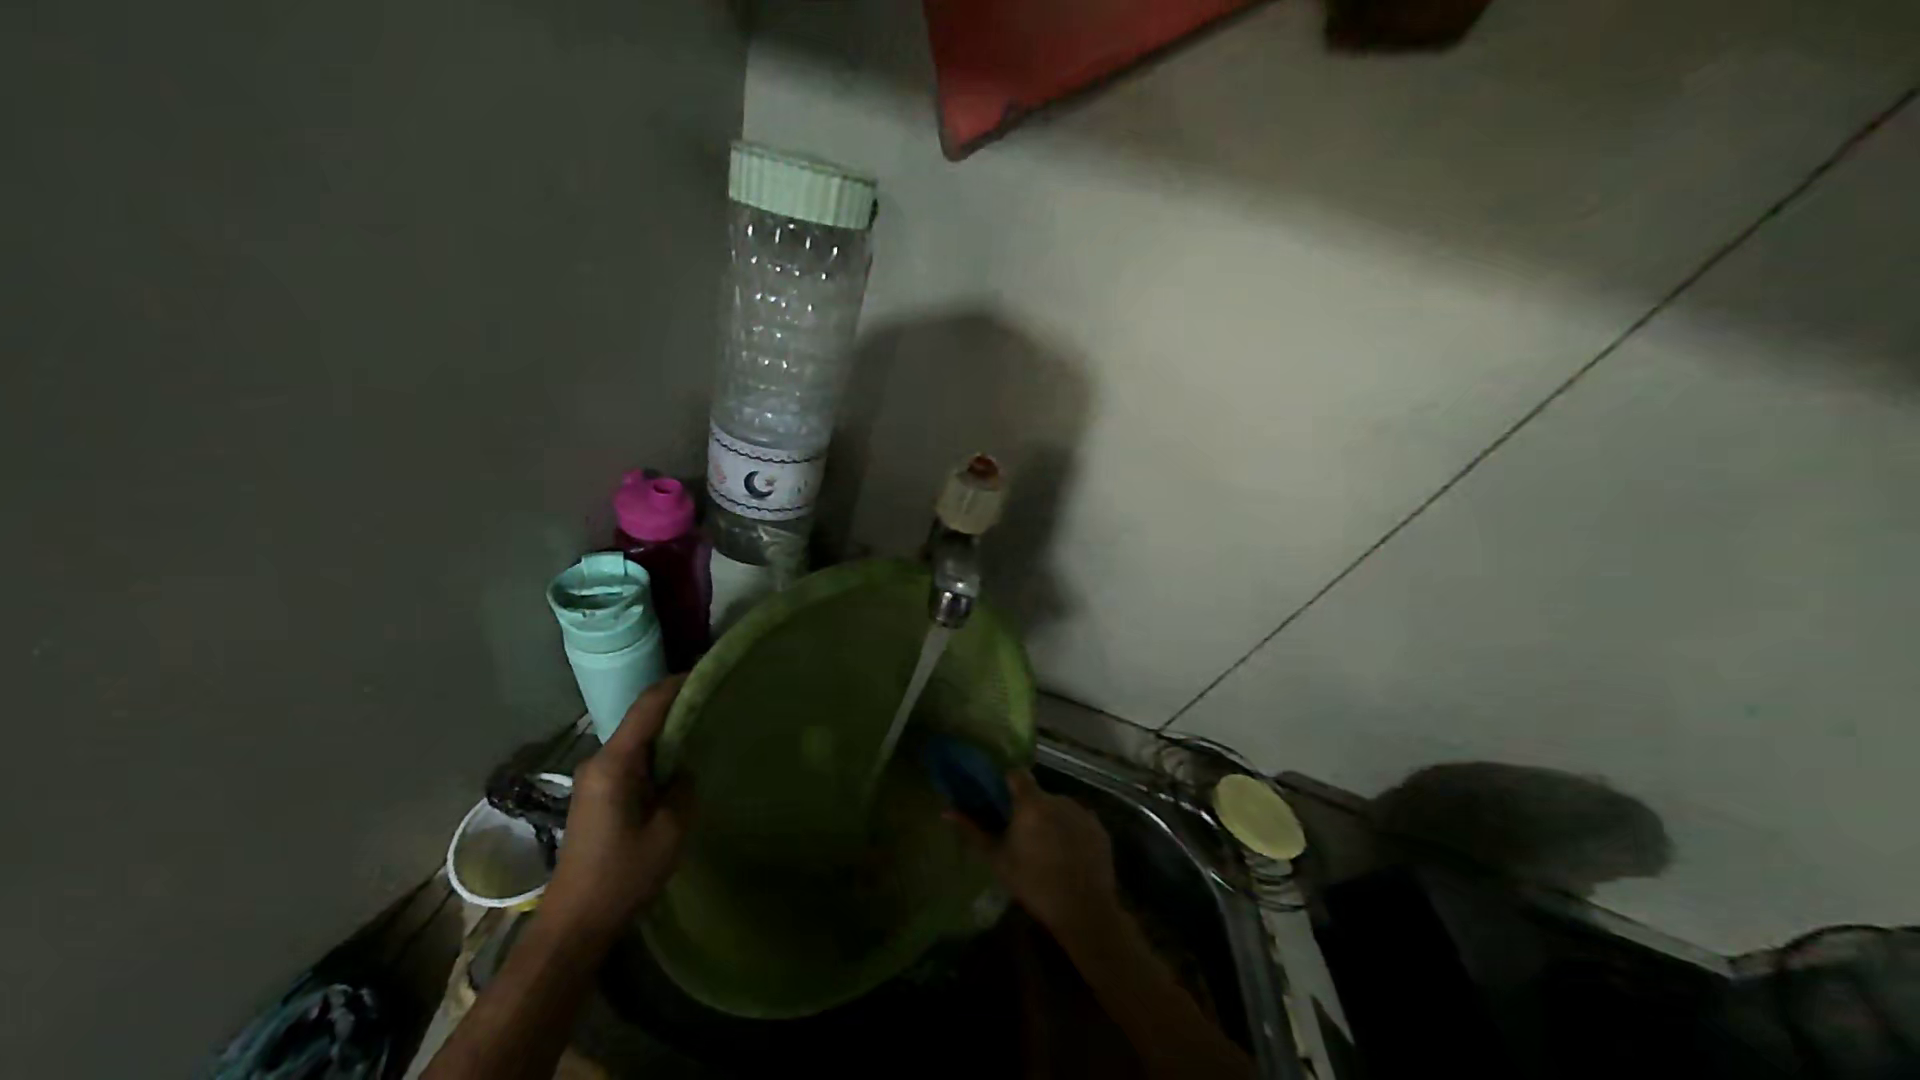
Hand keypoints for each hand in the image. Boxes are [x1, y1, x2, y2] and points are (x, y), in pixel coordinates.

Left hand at [541, 676, 694, 936]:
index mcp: (615, 764)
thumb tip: (685, 770)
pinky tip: (681, 764)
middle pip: (642, 719)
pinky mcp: (597, 795)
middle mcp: (599, 762)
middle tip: (716, 701)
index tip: (709, 672)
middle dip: (677, 705)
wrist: (574, 922)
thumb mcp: (670, 830)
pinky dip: (657, 754)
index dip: (678, 684)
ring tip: (706, 728)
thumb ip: (684, 788)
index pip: (648, 707)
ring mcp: (595, 779)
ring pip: (638, 740)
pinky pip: (632, 760)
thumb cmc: (623, 875)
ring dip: (668, 732)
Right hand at [949, 770, 1120, 937]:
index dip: (1008, 784)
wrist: (1084, 910)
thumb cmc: (1034, 884)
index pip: (1017, 774)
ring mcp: (1083, 812)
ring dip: (1051, 820)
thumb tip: (946, 811)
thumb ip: (973, 831)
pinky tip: (1068, 856)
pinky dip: (1071, 831)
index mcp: (1032, 803)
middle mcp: (1059, 799)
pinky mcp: (1100, 827)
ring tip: (1047, 849)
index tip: (1002, 802)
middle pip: (1038, 795)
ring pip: (1059, 807)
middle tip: (1022, 836)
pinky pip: (1078, 821)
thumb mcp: (997, 859)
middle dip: (1029, 809)